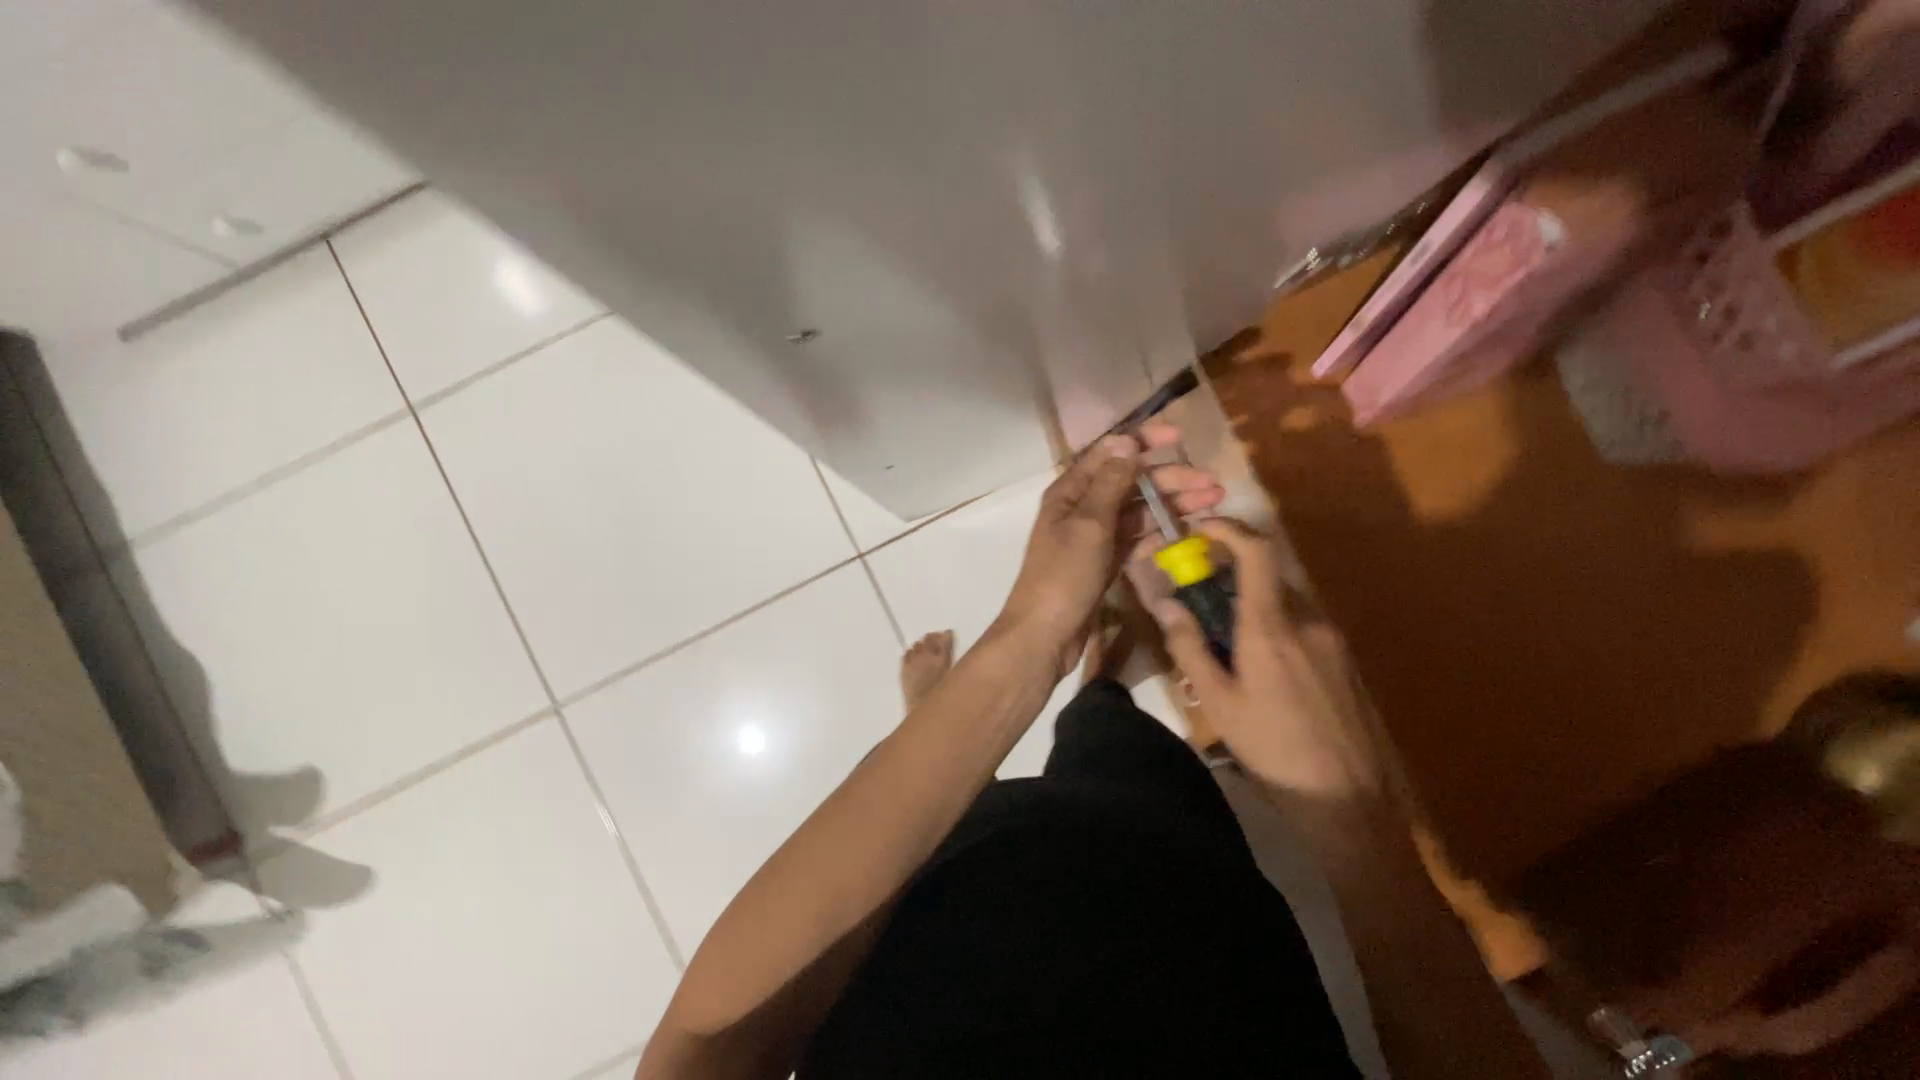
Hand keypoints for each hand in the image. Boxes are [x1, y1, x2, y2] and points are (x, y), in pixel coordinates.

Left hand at [996, 422, 1223, 677]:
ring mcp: (1093, 537)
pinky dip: (1159, 533)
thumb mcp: (1089, 525)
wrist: (1045, 635)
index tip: (1180, 437)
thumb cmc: (1063, 576)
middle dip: (1170, 478)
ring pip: (1138, 511)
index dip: (1143, 442)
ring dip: (1171, 505)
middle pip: (1130, 483)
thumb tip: (1126, 441)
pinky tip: (1187, 532)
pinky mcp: (1104, 563)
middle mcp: (1081, 508)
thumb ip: (1110, 484)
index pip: (1110, 454)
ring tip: (1212, 502)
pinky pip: (1136, 539)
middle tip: (1212, 483)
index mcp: (1070, 492)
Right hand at [1153, 518, 1384, 800]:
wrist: (1346, 795)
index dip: (1228, 529)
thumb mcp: (1217, 703)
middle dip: (1230, 578)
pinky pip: (1301, 626)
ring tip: (1228, 649)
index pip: (1256, 552)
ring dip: (1253, 607)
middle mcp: (1306, 621)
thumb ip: (1189, 647)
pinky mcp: (1343, 659)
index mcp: (1271, 627)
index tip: (1200, 528)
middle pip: (1267, 576)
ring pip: (1284, 603)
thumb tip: (1166, 603)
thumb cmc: (1271, 749)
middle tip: (1199, 603)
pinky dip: (1274, 628)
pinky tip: (1262, 673)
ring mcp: (1331, 639)